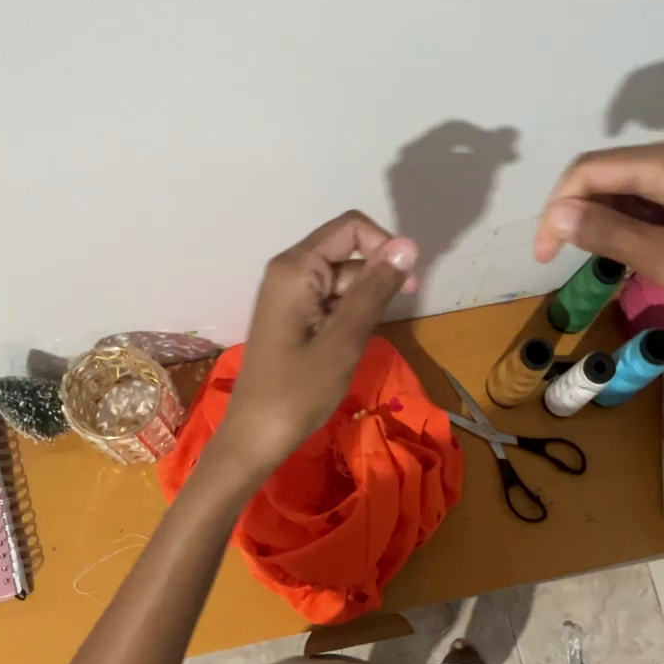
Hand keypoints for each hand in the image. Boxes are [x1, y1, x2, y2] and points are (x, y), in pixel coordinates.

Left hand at [211, 211, 418, 473]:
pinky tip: (352, 342)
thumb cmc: (298, 392)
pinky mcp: (290, 317)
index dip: (384, 246)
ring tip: (367, 336)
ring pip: (340, 278)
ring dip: (363, 297)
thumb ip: (375, 290)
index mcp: (296, 268)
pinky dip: (347, 313)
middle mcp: (288, 272)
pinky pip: (327, 300)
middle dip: (377, 273)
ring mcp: (287, 295)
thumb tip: (408, 246)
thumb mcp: (344, 340)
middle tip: (399, 310)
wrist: (256, 436)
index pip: (351, 227)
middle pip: (346, 251)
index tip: (404, 283)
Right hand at [533, 137, 663, 330]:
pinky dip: (632, 223)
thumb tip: (555, 216)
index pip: (589, 171)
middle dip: (576, 214)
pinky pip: (654, 197)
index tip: (542, 258)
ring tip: (602, 265)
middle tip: (563, 263)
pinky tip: (635, 255)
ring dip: (604, 221)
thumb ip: (611, 234)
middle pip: (607, 173)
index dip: (556, 210)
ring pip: (629, 186)